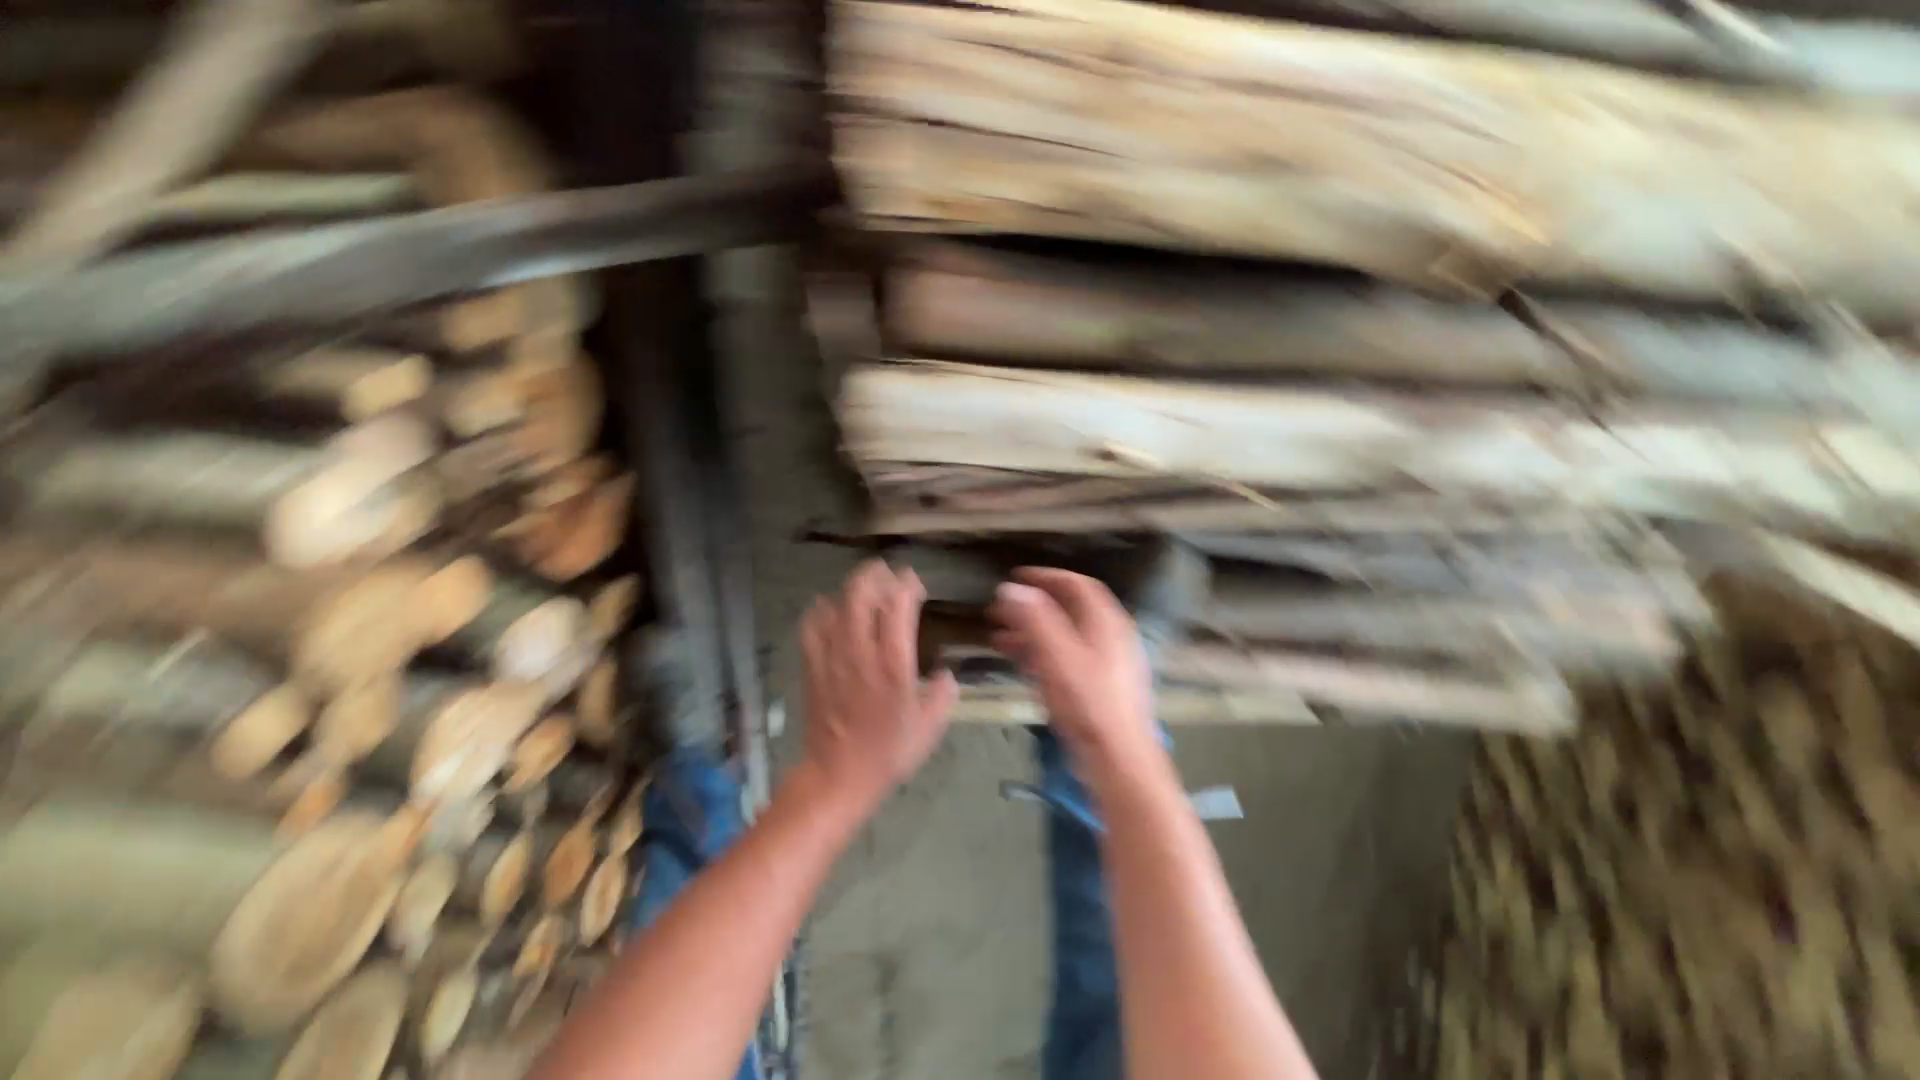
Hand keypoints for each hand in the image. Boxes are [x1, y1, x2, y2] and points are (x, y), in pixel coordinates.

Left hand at [799, 559, 957, 811]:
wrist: (837, 775)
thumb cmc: (888, 753)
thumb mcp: (929, 727)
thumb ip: (943, 695)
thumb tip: (946, 674)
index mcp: (893, 662)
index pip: (898, 604)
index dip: (907, 584)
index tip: (914, 582)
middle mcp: (860, 649)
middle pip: (861, 591)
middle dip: (876, 575)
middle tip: (888, 575)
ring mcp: (831, 654)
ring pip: (836, 602)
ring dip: (851, 589)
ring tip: (864, 590)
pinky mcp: (811, 664)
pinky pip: (812, 624)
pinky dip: (822, 610)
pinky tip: (831, 612)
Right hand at [988, 567, 1159, 767]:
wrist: (1119, 758)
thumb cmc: (1088, 704)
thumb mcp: (1057, 657)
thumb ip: (1035, 620)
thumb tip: (1012, 589)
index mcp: (1107, 622)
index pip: (1077, 585)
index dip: (1046, 577)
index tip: (1015, 578)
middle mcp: (1111, 637)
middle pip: (1070, 611)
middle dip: (1033, 608)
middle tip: (1001, 611)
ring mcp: (1108, 664)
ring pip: (1066, 638)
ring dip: (1033, 633)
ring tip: (1000, 639)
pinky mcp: (1101, 689)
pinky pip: (1068, 660)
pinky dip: (1043, 655)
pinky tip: (1021, 665)